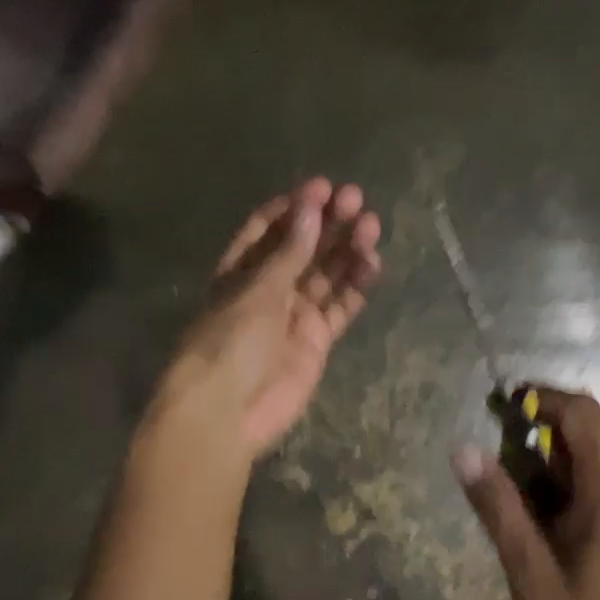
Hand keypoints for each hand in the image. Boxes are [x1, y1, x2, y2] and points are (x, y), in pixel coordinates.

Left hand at [147, 177, 382, 464]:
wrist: (226, 412)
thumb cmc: (229, 341)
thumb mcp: (258, 290)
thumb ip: (290, 251)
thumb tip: (312, 206)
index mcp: (239, 271)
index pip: (267, 230)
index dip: (294, 209)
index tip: (321, 188)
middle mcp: (267, 289)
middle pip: (302, 249)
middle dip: (327, 223)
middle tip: (354, 198)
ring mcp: (293, 316)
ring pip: (325, 275)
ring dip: (346, 249)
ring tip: (370, 224)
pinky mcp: (316, 341)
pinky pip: (340, 307)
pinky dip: (356, 286)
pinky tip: (373, 263)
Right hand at [453, 387, 599, 599]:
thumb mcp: (532, 574)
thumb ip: (499, 508)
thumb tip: (463, 448)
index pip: (581, 414)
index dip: (539, 398)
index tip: (495, 405)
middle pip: (583, 436)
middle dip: (532, 435)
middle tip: (484, 458)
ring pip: (586, 467)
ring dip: (542, 468)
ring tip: (498, 494)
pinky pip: (594, 493)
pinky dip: (558, 492)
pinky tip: (529, 526)